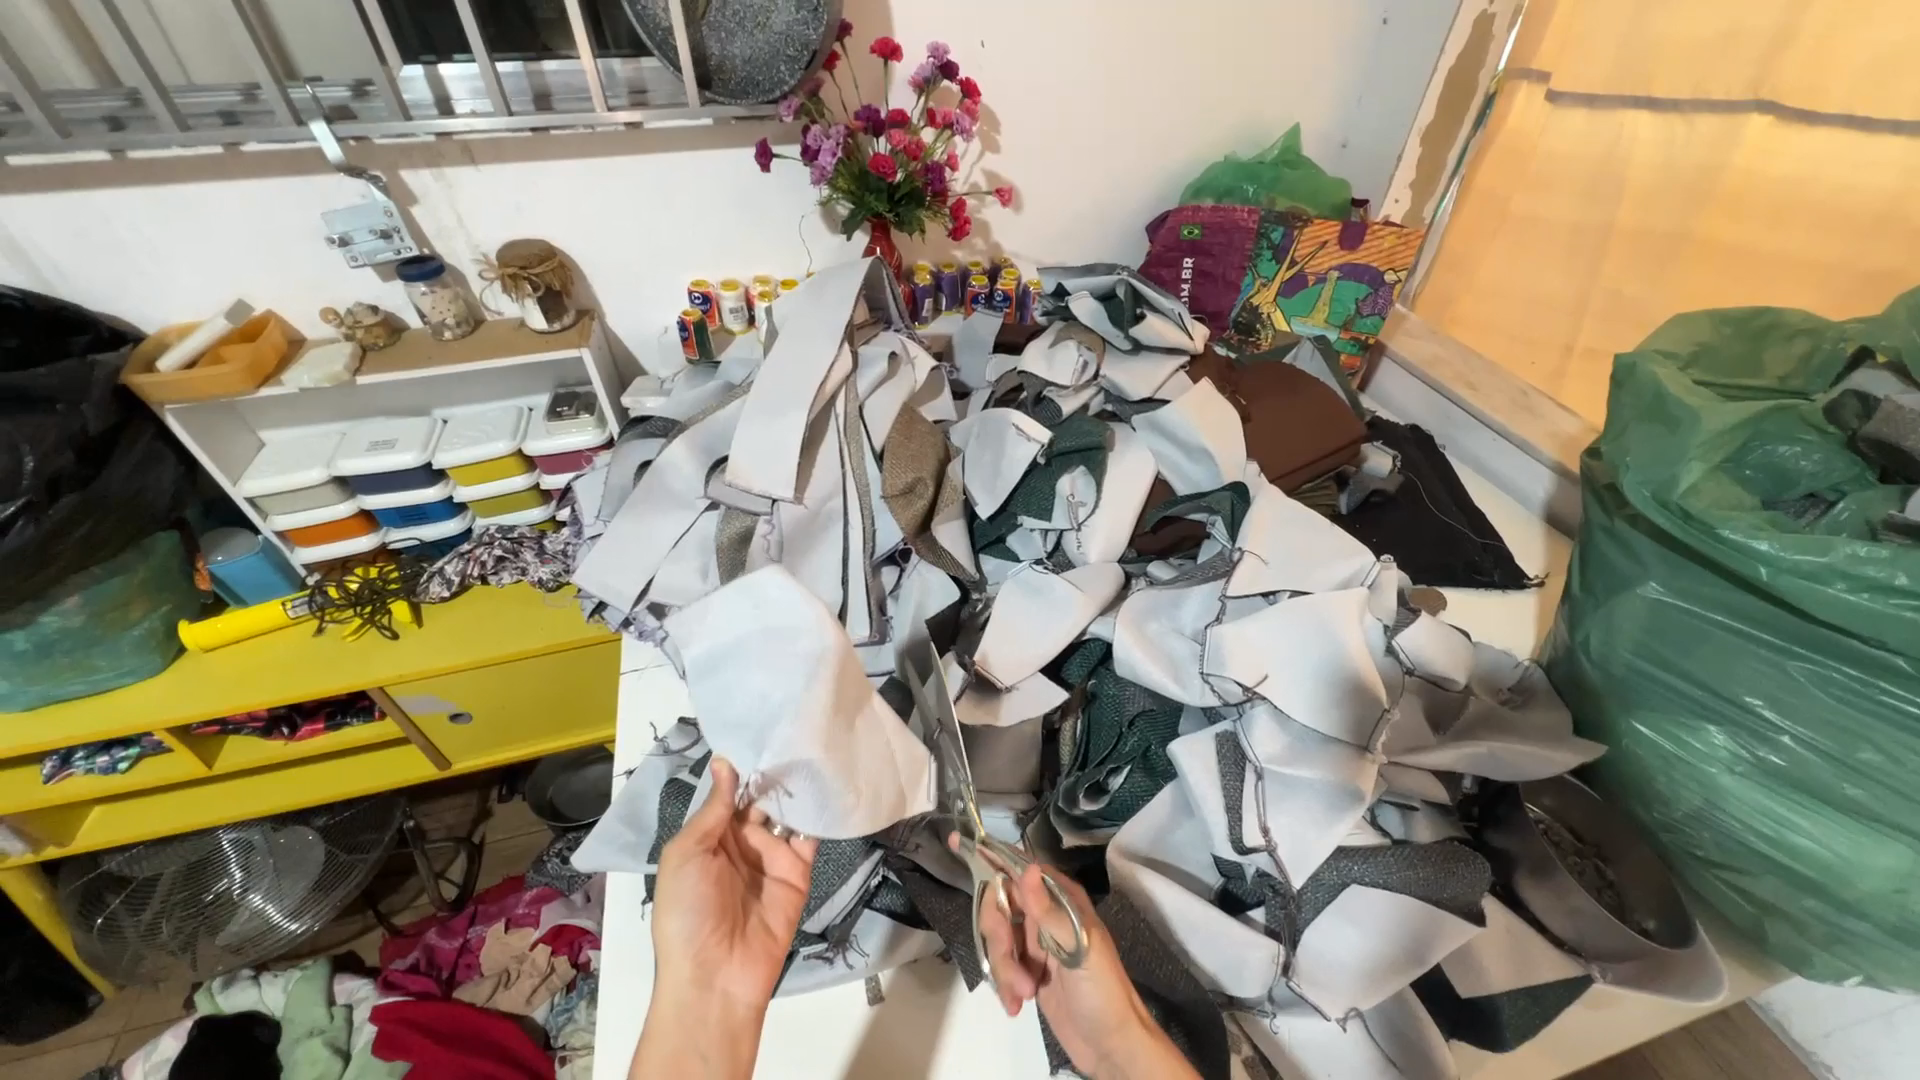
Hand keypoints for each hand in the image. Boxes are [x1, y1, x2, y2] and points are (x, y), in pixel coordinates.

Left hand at [633, 757, 817, 1079]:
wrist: (716, 976)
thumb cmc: (687, 913)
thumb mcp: (686, 855)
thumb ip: (712, 810)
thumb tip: (725, 761)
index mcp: (708, 838)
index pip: (729, 794)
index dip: (742, 768)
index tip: (761, 730)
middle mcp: (740, 842)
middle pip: (760, 799)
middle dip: (773, 773)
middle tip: (794, 733)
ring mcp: (771, 856)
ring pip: (786, 813)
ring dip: (796, 788)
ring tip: (813, 749)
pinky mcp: (798, 872)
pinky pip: (809, 838)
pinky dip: (818, 814)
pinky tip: (827, 785)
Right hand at [976, 859, 1199, 1079]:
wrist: (1113, 1047)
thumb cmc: (1103, 991)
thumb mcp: (1077, 949)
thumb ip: (1047, 910)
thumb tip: (1027, 867)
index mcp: (1061, 898)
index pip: (1020, 867)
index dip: (991, 857)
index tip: (959, 843)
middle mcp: (1046, 914)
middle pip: (999, 905)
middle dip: (997, 937)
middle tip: (1012, 963)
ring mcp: (1035, 943)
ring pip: (997, 939)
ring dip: (1004, 969)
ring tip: (1025, 993)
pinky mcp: (1028, 971)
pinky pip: (1001, 966)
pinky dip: (1004, 986)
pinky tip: (1017, 1004)